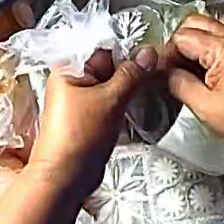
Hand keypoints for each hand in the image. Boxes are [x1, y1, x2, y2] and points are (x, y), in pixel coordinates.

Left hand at [26, 46, 159, 199]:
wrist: (64, 177)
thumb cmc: (79, 136)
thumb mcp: (110, 100)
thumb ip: (131, 74)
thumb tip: (149, 52)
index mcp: (68, 67)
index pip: (102, 46)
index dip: (127, 48)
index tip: (153, 52)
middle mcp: (72, 79)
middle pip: (108, 64)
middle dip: (132, 68)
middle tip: (159, 70)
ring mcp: (80, 98)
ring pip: (112, 84)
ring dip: (131, 87)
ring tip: (153, 87)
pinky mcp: (90, 116)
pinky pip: (111, 101)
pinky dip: (125, 102)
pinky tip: (142, 103)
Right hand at [166, 15, 223, 173]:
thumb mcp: (206, 108)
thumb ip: (179, 84)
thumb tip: (163, 72)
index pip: (181, 37)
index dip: (167, 55)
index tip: (162, 75)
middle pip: (194, 24)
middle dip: (178, 44)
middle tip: (171, 70)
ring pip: (207, 31)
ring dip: (192, 48)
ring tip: (185, 75)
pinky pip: (219, 42)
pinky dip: (206, 53)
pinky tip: (202, 76)